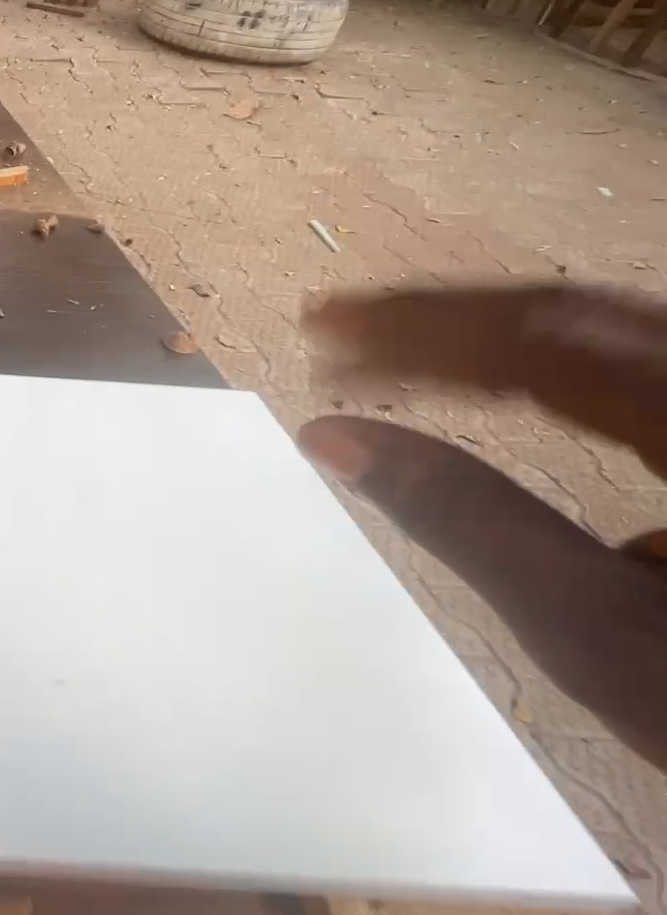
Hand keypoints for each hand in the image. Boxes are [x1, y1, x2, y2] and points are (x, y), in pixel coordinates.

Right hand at [298, 285, 666, 768]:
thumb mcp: (598, 628)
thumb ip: (464, 518)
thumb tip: (331, 436)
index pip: (544, 348)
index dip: (420, 332)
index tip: (320, 333)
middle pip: (576, 323)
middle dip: (441, 317)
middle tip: (335, 321)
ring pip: (604, 339)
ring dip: (481, 334)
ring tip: (387, 339)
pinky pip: (626, 373)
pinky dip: (532, 367)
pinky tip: (479, 382)